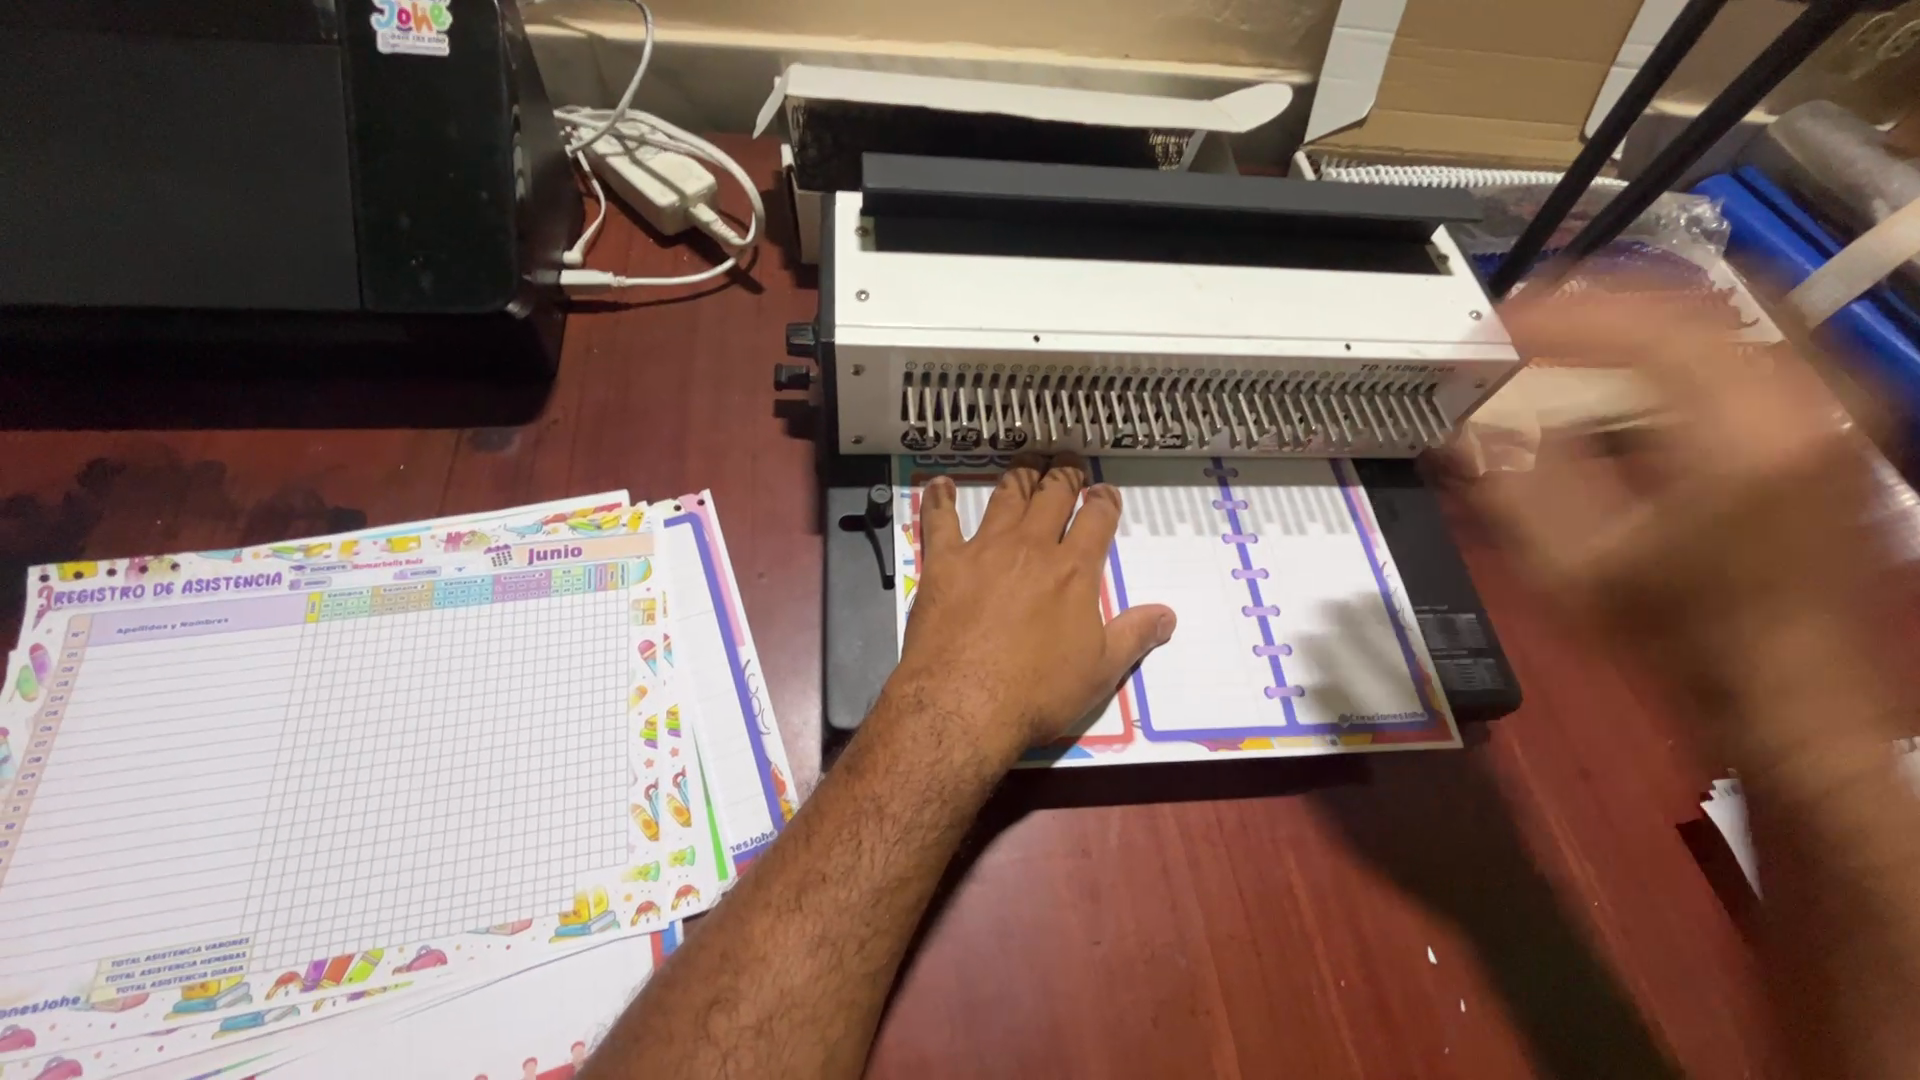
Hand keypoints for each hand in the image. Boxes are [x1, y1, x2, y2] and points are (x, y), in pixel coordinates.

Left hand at [891, 453, 1175, 755]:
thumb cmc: (1038, 691)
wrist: (965, 701)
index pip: (1096, 519)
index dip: (1103, 501)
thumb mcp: (1101, 671)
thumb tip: (1168, 614)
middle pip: (1052, 496)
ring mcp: (985, 550)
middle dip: (1064, 476)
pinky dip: (938, 499)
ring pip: (1006, 498)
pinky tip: (939, 485)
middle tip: (1067, 464)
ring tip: (1026, 466)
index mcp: (1074, 570)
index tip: (1104, 493)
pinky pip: (939, 520)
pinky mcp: (944, 562)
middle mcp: (1031, 548)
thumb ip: (1134, 636)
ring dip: (1019, 478)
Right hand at [1465, 290, 1888, 698]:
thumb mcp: (1569, 564)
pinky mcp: (1832, 421)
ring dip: (1632, 318)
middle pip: (1692, 298)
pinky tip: (1626, 374)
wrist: (1792, 686)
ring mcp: (1833, 405)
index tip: (1497, 326)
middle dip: (1595, 301)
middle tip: (1525, 323)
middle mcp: (1807, 397)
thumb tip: (1470, 422)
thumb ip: (1513, 480)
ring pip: (1723, 313)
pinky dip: (1673, 343)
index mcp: (1740, 432)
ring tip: (1564, 341)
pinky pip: (1745, 345)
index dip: (1557, 314)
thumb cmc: (1678, 633)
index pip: (1643, 324)